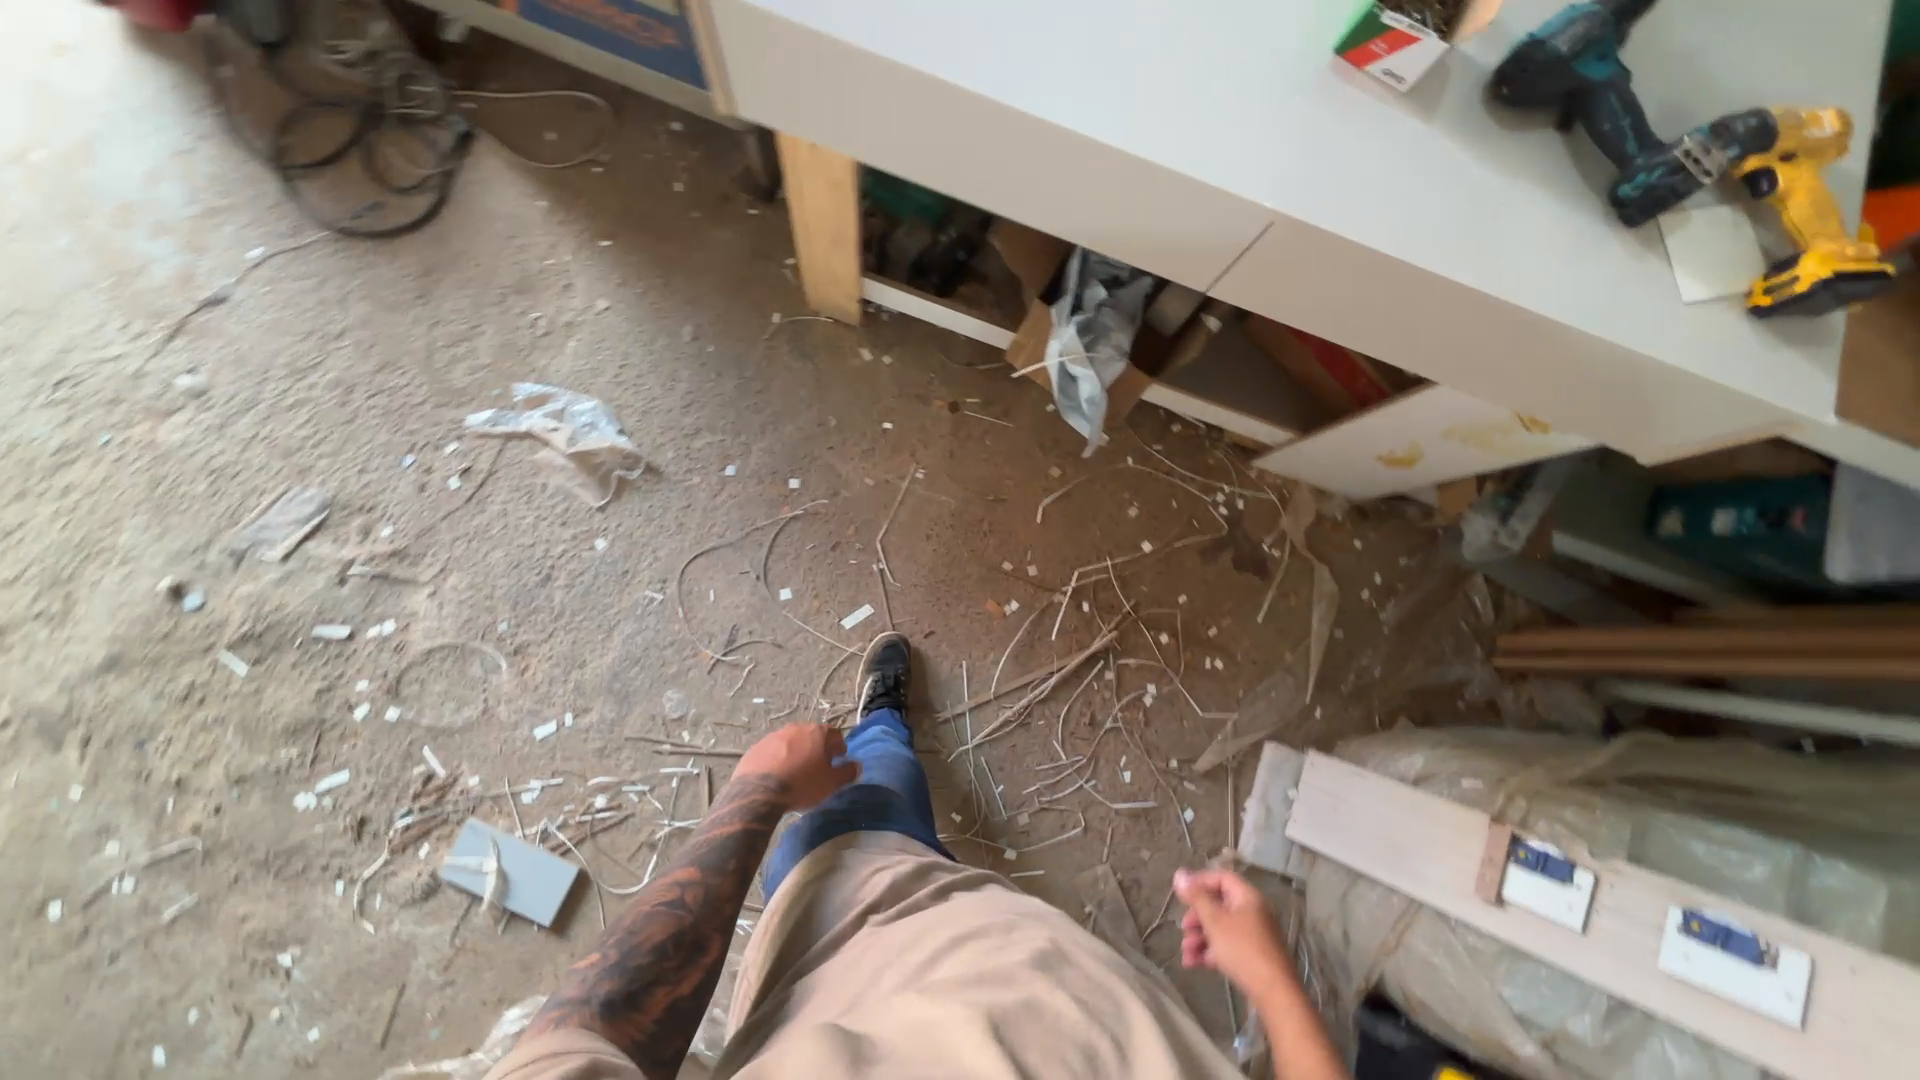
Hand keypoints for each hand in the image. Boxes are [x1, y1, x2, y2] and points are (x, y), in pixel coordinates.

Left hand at [735, 723, 860, 810]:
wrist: (758, 792)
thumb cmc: (802, 784)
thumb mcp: (831, 783)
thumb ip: (847, 773)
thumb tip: (857, 766)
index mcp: (817, 733)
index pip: (835, 734)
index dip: (839, 747)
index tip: (838, 759)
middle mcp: (796, 728)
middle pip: (812, 735)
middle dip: (817, 748)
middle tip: (818, 766)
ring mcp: (774, 736)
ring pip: (792, 742)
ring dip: (797, 752)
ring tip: (796, 772)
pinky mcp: (756, 747)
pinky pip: (773, 751)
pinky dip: (778, 759)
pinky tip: (777, 775)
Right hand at [1174, 867, 1294, 999]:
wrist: (1274, 994)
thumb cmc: (1242, 950)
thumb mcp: (1215, 921)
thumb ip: (1196, 897)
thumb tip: (1180, 873)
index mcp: (1247, 898)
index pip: (1221, 878)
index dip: (1200, 882)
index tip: (1181, 895)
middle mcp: (1252, 913)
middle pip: (1218, 904)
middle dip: (1197, 916)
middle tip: (1184, 928)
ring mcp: (1254, 936)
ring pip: (1220, 928)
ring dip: (1200, 937)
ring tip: (1186, 951)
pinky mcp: (1252, 957)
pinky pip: (1227, 947)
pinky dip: (1210, 951)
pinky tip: (1193, 963)